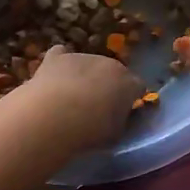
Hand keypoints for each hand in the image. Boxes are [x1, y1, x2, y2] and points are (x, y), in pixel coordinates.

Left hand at [6, 45, 144, 148]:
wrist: (52, 119)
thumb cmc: (89, 132)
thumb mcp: (114, 134)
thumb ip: (122, 119)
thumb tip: (121, 114)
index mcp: (128, 83)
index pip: (137, 86)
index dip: (131, 98)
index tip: (123, 110)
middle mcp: (109, 64)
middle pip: (113, 71)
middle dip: (108, 84)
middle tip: (96, 105)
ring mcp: (83, 57)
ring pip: (88, 64)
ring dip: (84, 75)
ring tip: (69, 97)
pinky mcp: (57, 57)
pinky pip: (61, 55)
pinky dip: (60, 64)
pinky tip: (54, 77)